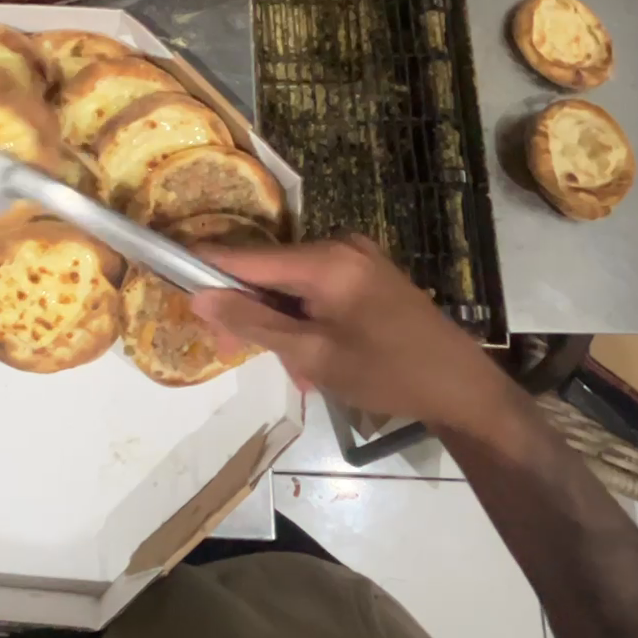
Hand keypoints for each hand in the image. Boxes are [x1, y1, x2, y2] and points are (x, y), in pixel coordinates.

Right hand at [193, 237, 503, 428]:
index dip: (206, 266)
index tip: (169, 269)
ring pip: (291, 287)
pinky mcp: (367, 274)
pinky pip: (316, 290)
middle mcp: (339, 246)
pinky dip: (305, 320)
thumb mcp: (313, 355)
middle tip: (230, 354)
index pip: (247, 257)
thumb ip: (252, 324)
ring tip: (294, 371)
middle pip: (269, 273)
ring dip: (280, 325)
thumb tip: (198, 299)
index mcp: (326, 261)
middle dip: (248, 313)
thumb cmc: (389, 374)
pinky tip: (314, 359)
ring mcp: (356, 258)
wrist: (468, 390)